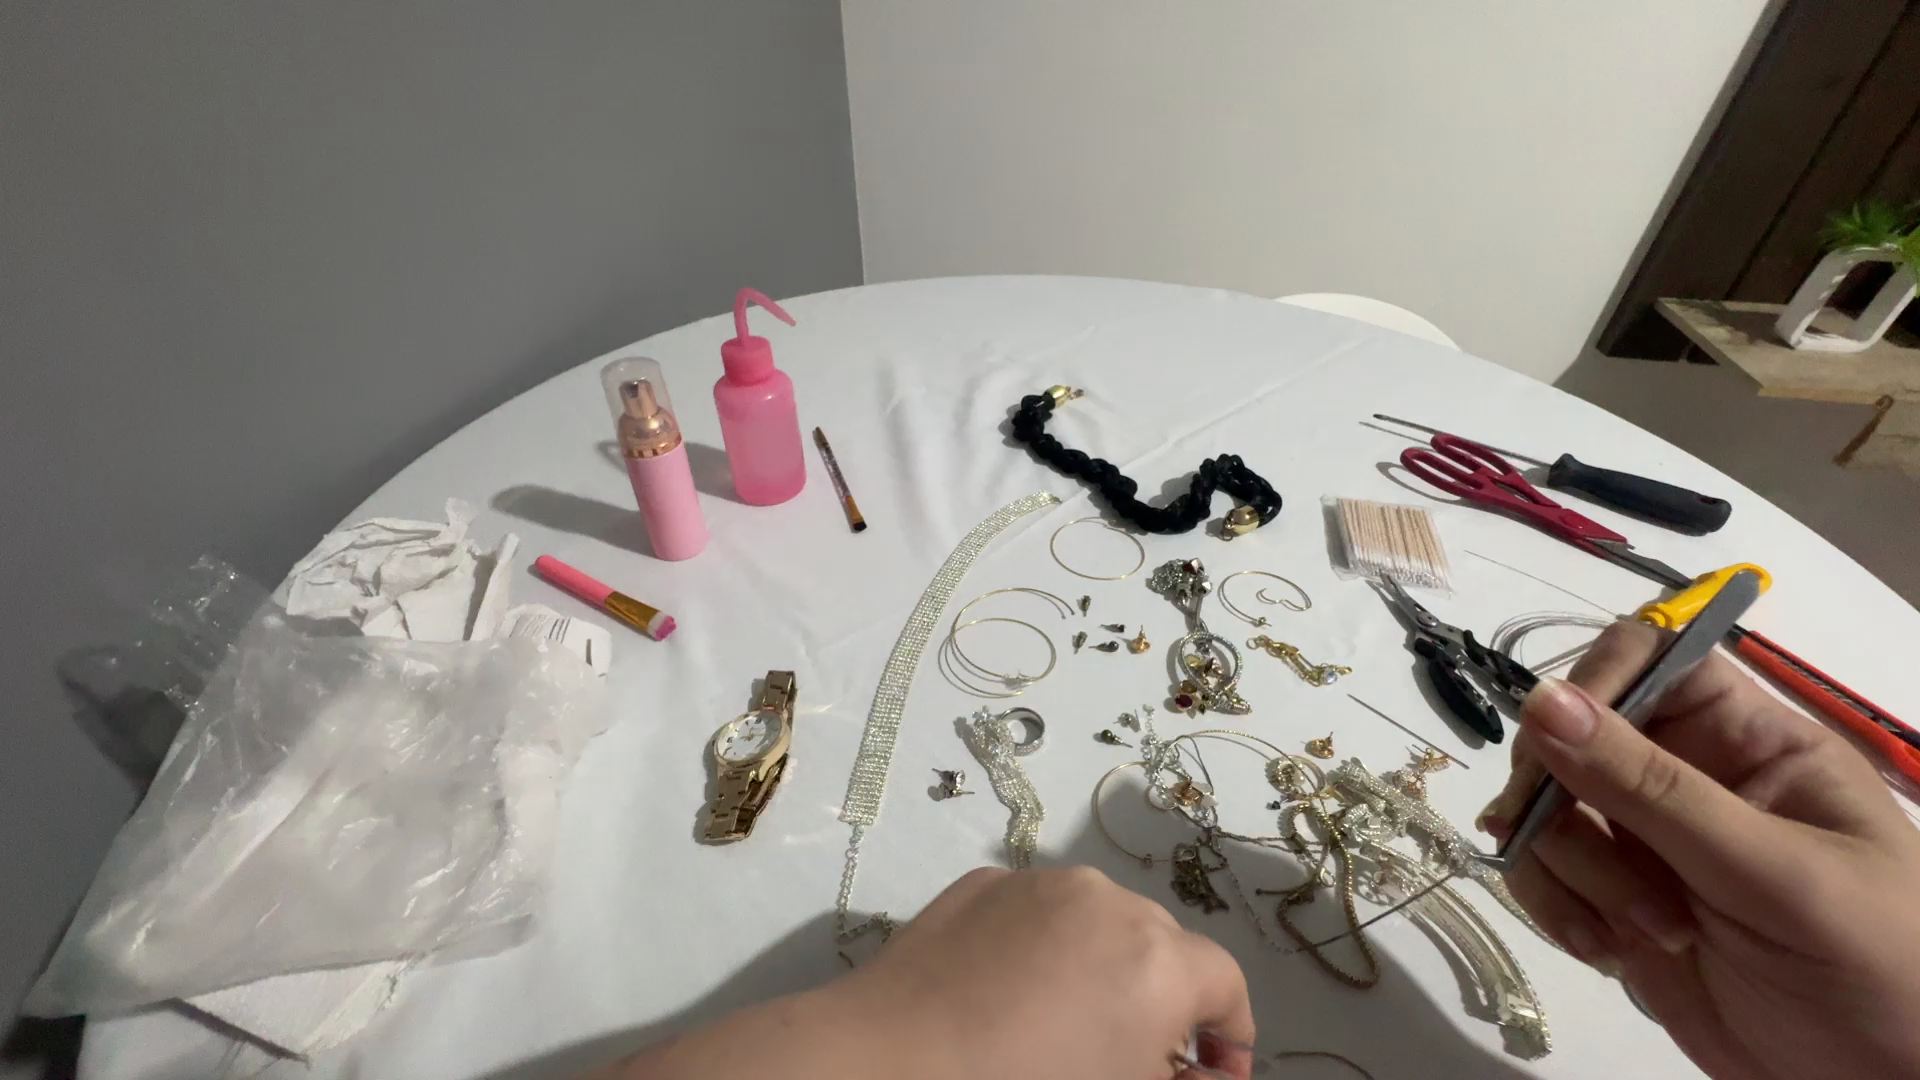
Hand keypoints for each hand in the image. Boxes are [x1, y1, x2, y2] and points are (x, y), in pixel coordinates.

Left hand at [837, 866, 1254, 1079]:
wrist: (897, 1064)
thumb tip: (1200, 1072)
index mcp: (1156, 956)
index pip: (1224, 980)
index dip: (1230, 1033)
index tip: (1211, 1073)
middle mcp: (1104, 897)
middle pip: (1160, 941)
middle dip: (1162, 994)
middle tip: (1134, 1050)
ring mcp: (1038, 879)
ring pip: (1096, 916)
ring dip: (1100, 959)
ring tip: (1063, 1014)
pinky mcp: (983, 880)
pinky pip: (1036, 910)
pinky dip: (1043, 942)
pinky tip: (1008, 988)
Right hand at [1479, 619, 1919, 1079]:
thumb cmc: (1884, 982)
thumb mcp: (1776, 879)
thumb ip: (1652, 787)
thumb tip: (1538, 697)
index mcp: (1746, 744)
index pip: (1645, 659)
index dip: (1595, 682)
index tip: (1560, 739)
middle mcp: (1678, 772)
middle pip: (1562, 735)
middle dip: (1567, 803)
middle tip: (1603, 864)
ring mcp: (1632, 830)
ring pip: (1537, 804)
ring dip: (1571, 870)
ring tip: (1651, 931)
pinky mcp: (1597, 883)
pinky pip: (1530, 862)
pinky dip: (1550, 903)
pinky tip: (1602, 946)